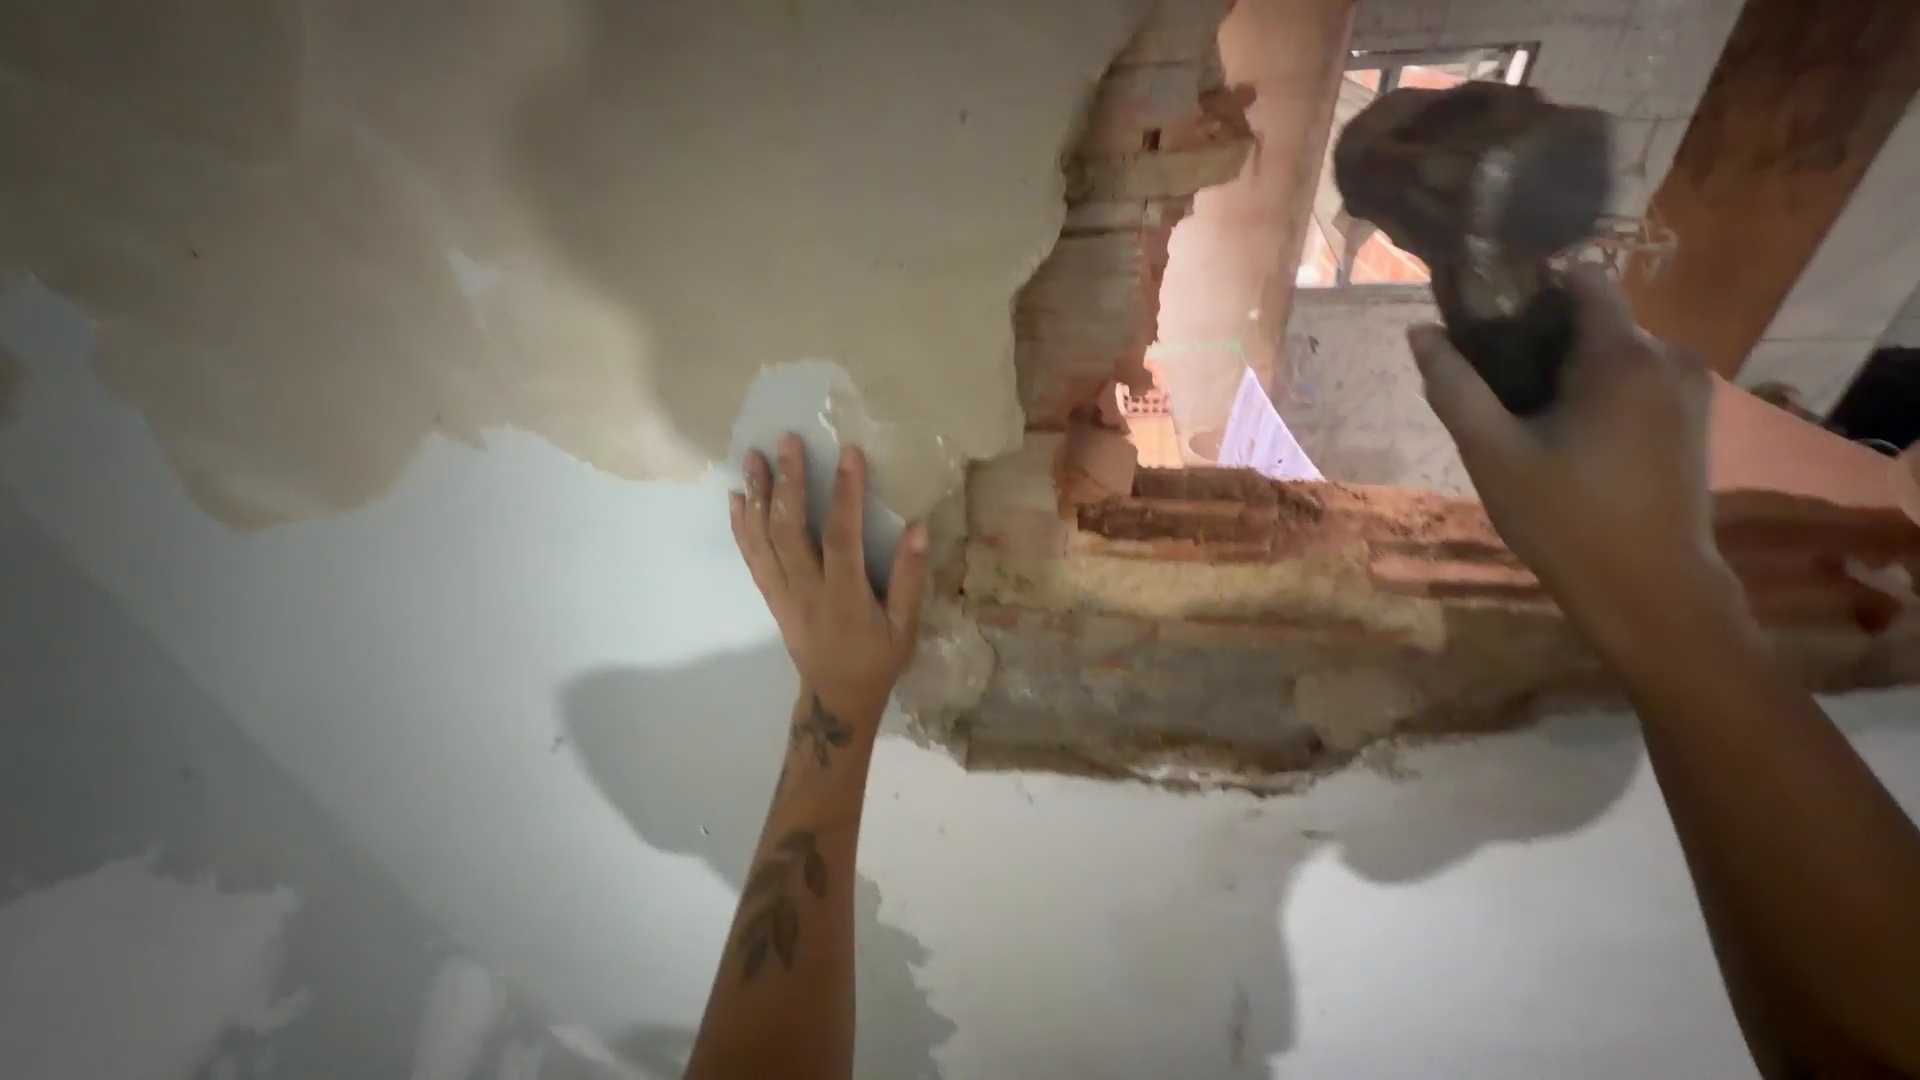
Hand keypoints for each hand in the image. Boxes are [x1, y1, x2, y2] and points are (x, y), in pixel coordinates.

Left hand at [731, 434, 929, 722]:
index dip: (845, 494)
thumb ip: (911, 580)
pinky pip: (751, 557)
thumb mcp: (905, 628)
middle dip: (787, 482)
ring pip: (762, 539)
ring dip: (757, 495)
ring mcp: (782, 594)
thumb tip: (918, 528)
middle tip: (787, 441)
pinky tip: (738, 498)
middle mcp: (806, 591)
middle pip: (789, 530)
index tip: (848, 454)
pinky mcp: (771, 597)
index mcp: (844, 598)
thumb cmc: (877, 661)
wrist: (836, 698)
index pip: (841, 537)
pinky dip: (742, 525)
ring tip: (752, 457)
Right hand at [1408, 265, 1722, 619]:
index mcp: (1622, 356)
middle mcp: (1669, 357)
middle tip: (1489, 382)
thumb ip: (1453, 387)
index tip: (1483, 315)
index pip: (1582, 279)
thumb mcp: (1490, 452)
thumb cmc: (1562, 517)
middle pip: (1594, 319)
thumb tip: (1420, 332)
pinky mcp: (1693, 419)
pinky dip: (1594, 392)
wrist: (1647, 585)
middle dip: (1539, 338)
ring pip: (1613, 353)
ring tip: (1520, 415)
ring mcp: (1689, 389)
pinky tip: (1562, 436)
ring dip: (1565, 369)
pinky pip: (1634, 381)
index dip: (1529, 287)